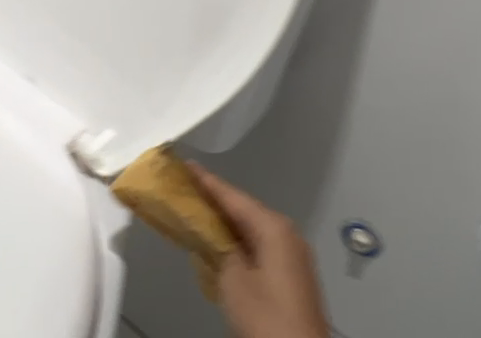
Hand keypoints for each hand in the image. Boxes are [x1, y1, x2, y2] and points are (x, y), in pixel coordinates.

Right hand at [192, 165, 332, 337]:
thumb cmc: (265, 315)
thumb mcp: (233, 279)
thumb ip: (221, 249)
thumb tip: (217, 238)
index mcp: (273, 227)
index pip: (233, 197)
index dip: (207, 182)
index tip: (187, 166)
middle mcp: (287, 234)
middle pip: (245, 211)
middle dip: (217, 202)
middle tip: (187, 190)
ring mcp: (293, 255)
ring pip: (252, 230)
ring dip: (227, 224)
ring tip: (198, 214)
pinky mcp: (292, 276)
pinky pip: (260, 247)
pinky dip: (239, 243)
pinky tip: (222, 245)